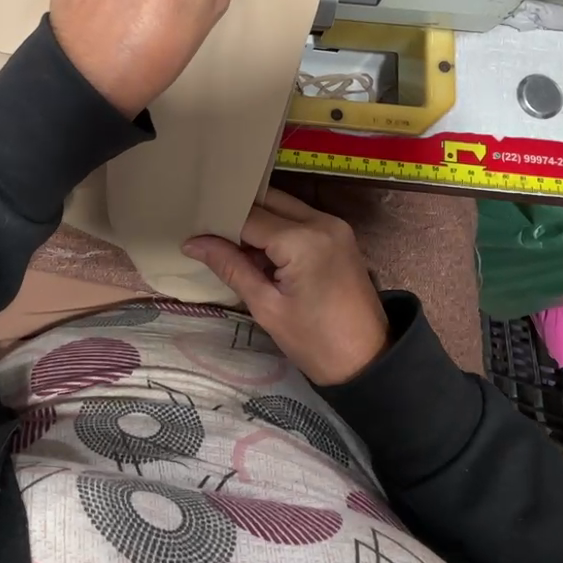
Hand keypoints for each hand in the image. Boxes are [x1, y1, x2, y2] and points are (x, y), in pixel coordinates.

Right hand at [181, 189, 388, 385]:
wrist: (370, 362)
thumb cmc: (315, 342)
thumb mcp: (266, 307)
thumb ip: (231, 267)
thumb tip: (193, 243)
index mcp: (302, 240)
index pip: (249, 217)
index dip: (220, 225)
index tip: (194, 234)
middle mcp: (321, 221)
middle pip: (267, 200)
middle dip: (239, 214)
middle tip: (209, 232)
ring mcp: (334, 225)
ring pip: (284, 205)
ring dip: (258, 218)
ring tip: (230, 242)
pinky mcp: (340, 234)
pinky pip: (299, 217)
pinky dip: (278, 226)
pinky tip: (259, 249)